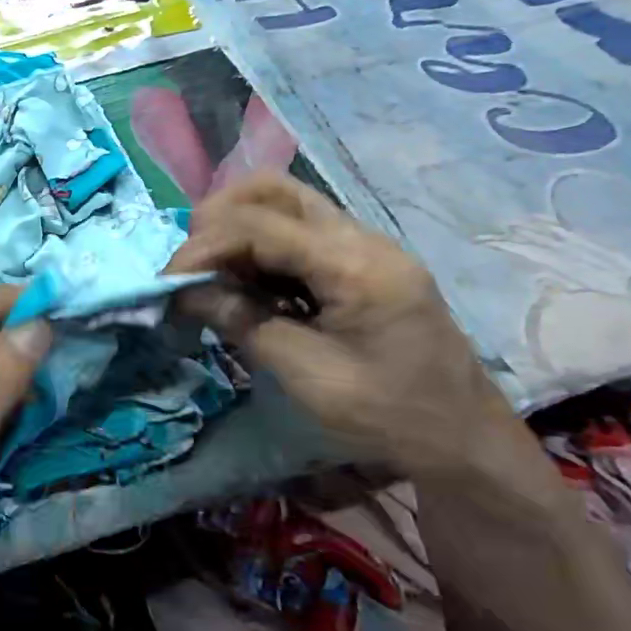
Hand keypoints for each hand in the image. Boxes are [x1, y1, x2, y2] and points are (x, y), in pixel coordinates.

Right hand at [165, 174, 514, 476]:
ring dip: (234, 229)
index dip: (202, 248)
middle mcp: (361, 240)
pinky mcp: (355, 261)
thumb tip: (183, 293)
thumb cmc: (389, 414)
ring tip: (211, 274)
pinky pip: (293, 231)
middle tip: (190, 266)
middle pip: (271, 190)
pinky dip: (255, 247)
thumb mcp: (308, 376)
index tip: (167, 283)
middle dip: (216, 219)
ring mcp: (362, 246)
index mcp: (357, 267)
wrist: (463, 440)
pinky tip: (244, 285)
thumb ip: (243, 323)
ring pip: (281, 203)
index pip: (259, 226)